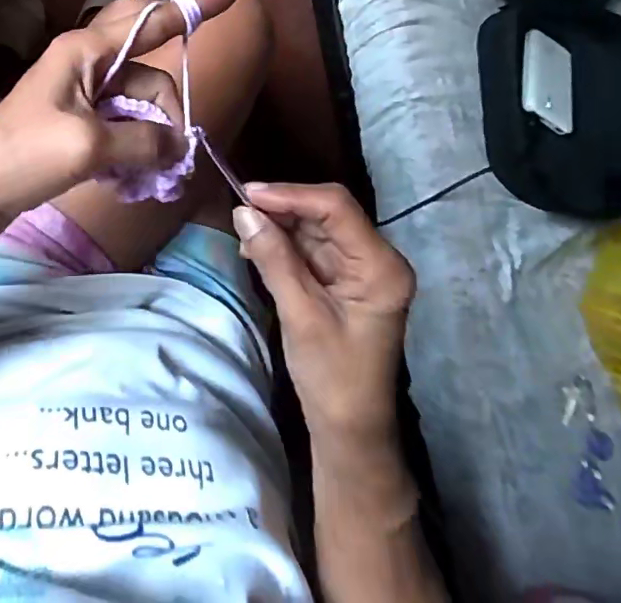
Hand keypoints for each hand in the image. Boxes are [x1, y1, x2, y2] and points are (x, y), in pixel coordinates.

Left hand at [0, 0, 241, 234]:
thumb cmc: (24, 156)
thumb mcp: (90, 148)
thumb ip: (145, 142)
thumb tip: (177, 145)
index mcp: (84, 49)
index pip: (151, 19)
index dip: (193, 6)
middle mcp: (84, 60)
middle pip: (147, 64)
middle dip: (168, 101)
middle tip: (178, 139)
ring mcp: (78, 89)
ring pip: (135, 100)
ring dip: (150, 134)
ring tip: (149, 177)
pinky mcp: (73, 117)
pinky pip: (118, 121)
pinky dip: (131, 146)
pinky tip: (128, 179)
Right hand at [233, 182, 415, 439]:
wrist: (348, 427)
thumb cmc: (333, 376)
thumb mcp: (300, 315)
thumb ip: (274, 259)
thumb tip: (243, 211)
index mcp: (381, 266)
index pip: (337, 208)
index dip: (292, 195)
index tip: (248, 194)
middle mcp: (375, 258)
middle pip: (326, 212)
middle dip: (282, 208)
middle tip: (239, 210)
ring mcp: (358, 268)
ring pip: (313, 226)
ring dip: (277, 224)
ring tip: (243, 230)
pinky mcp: (340, 278)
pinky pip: (308, 246)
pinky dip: (280, 242)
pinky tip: (255, 248)